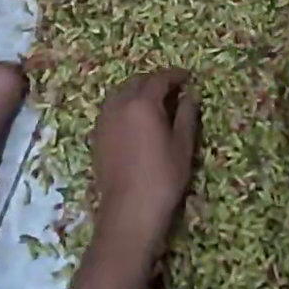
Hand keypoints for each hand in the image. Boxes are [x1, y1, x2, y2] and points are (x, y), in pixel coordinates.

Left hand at [91, 70, 200, 256]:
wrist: (128, 212)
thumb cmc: (163, 177)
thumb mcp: (183, 144)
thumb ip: (187, 114)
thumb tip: (191, 93)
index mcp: (142, 103)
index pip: (159, 79)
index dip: (175, 76)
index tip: (188, 78)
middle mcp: (119, 105)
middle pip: (137, 82)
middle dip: (155, 81)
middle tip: (173, 89)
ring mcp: (104, 120)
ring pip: (120, 93)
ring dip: (138, 91)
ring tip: (155, 103)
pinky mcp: (97, 136)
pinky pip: (111, 109)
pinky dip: (125, 105)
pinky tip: (137, 120)